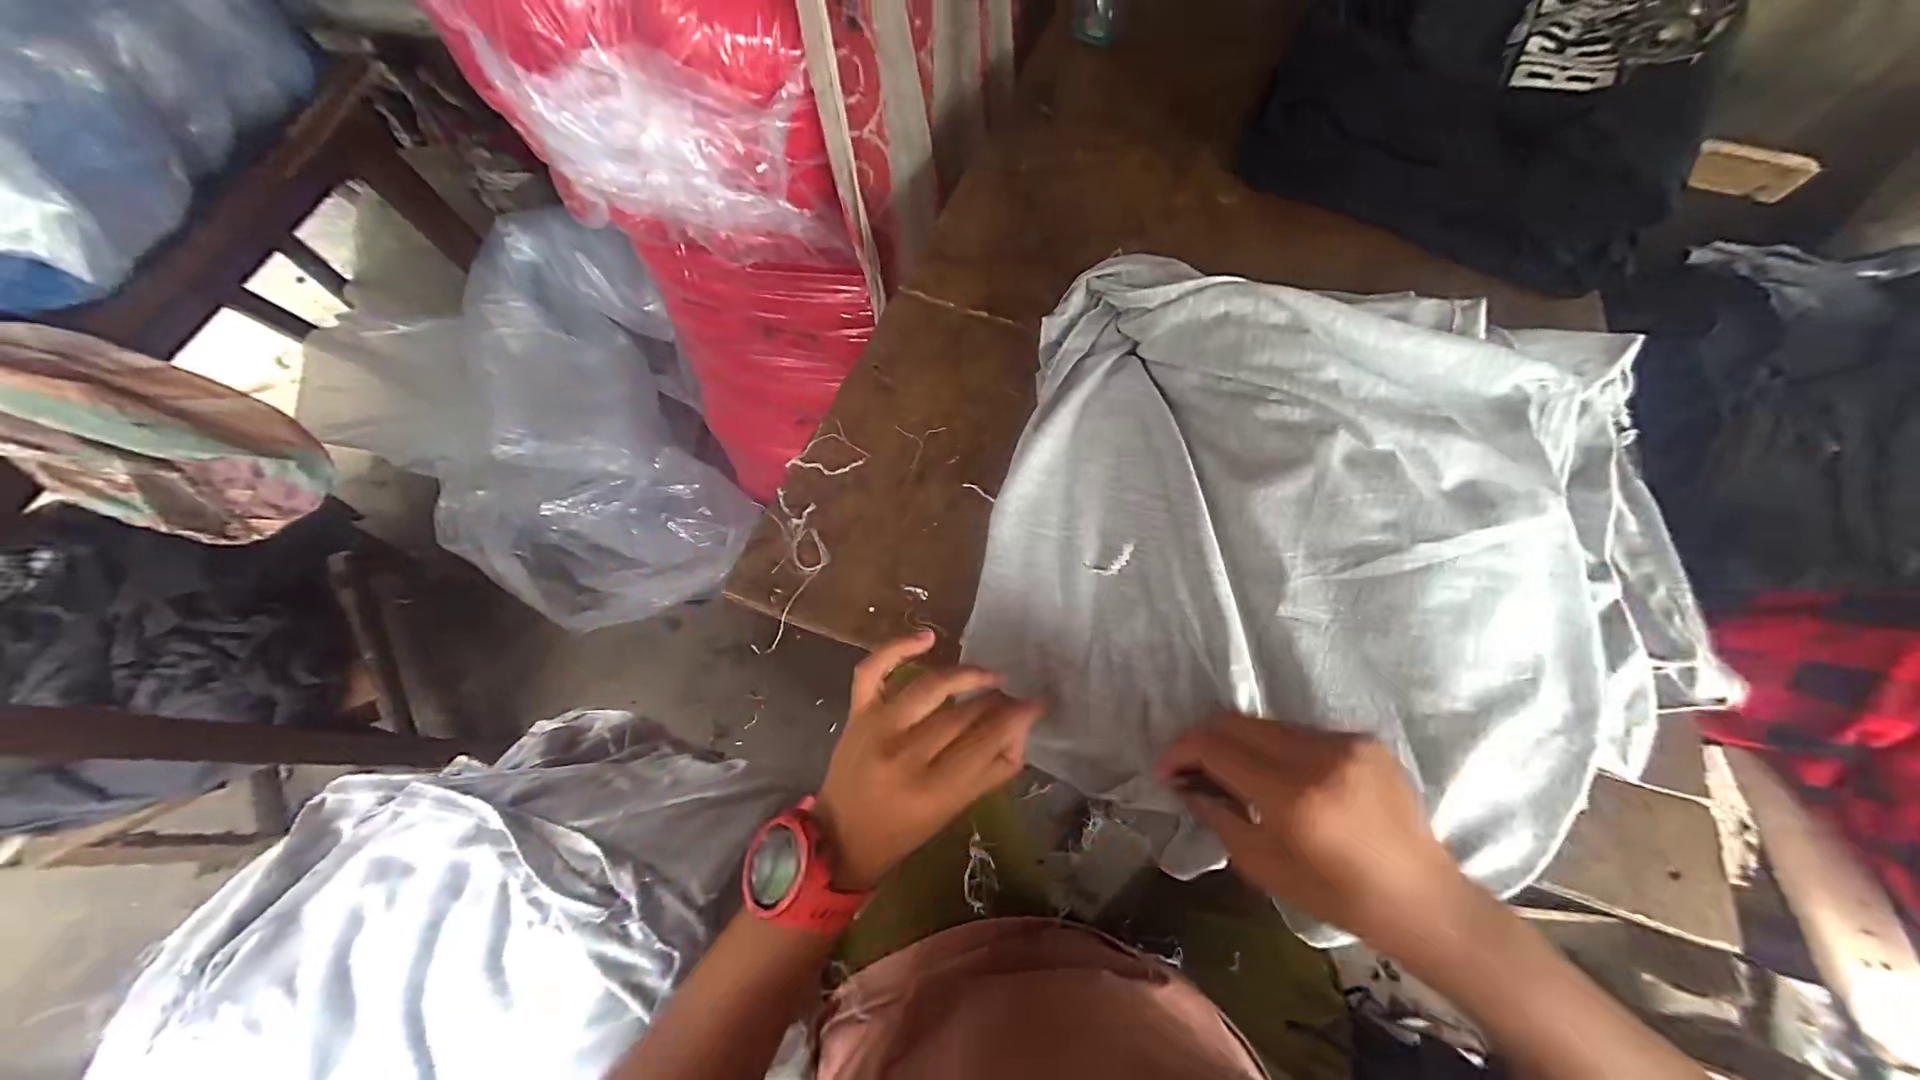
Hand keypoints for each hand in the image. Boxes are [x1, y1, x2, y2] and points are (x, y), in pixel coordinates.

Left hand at [813, 631, 1045, 890]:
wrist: (841, 835)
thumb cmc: (903, 830)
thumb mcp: (954, 810)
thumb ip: (992, 770)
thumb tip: (1022, 727)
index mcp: (932, 790)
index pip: (986, 741)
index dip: (1018, 717)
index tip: (1038, 702)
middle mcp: (903, 755)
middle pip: (963, 714)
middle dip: (997, 701)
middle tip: (1013, 696)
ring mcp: (876, 728)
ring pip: (931, 687)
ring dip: (966, 675)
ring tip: (989, 676)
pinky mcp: (857, 712)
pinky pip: (874, 670)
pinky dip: (898, 647)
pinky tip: (928, 637)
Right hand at [1155, 712, 1461, 940]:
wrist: (1422, 899)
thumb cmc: (1337, 895)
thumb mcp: (1262, 864)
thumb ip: (1218, 814)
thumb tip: (1185, 783)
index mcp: (1293, 797)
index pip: (1216, 747)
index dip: (1180, 752)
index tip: (1166, 770)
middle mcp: (1318, 757)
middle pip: (1236, 722)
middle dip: (1202, 739)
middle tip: (1188, 764)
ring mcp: (1345, 743)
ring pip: (1266, 724)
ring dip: (1238, 741)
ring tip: (1230, 768)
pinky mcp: (1364, 739)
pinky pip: (1300, 732)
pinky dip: (1276, 747)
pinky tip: (1280, 774)